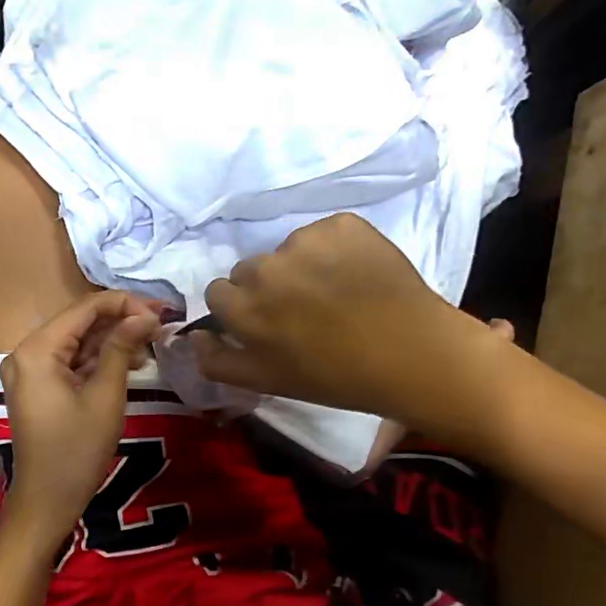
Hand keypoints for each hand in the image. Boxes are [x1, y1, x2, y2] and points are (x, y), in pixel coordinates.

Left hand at [0, 291, 164, 538]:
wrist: (47, 502)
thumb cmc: (77, 450)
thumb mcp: (105, 396)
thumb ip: (122, 348)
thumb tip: (146, 316)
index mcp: (37, 350)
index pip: (84, 308)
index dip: (124, 304)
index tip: (160, 313)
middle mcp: (26, 352)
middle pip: (79, 321)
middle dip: (120, 320)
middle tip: (160, 324)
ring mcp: (29, 370)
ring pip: (76, 340)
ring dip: (112, 339)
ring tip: (151, 343)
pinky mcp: (37, 386)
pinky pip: (69, 361)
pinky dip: (97, 359)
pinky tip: (129, 361)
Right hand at [192, 213, 520, 453]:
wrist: (414, 354)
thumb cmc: (336, 377)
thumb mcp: (268, 381)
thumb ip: (218, 361)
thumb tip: (192, 338)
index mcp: (243, 307)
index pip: (220, 292)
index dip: (244, 308)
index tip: (270, 323)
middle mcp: (265, 268)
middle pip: (251, 269)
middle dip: (270, 286)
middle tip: (305, 311)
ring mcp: (304, 241)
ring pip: (288, 250)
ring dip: (303, 266)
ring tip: (337, 294)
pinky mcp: (340, 224)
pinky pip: (324, 233)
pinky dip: (336, 250)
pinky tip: (358, 275)